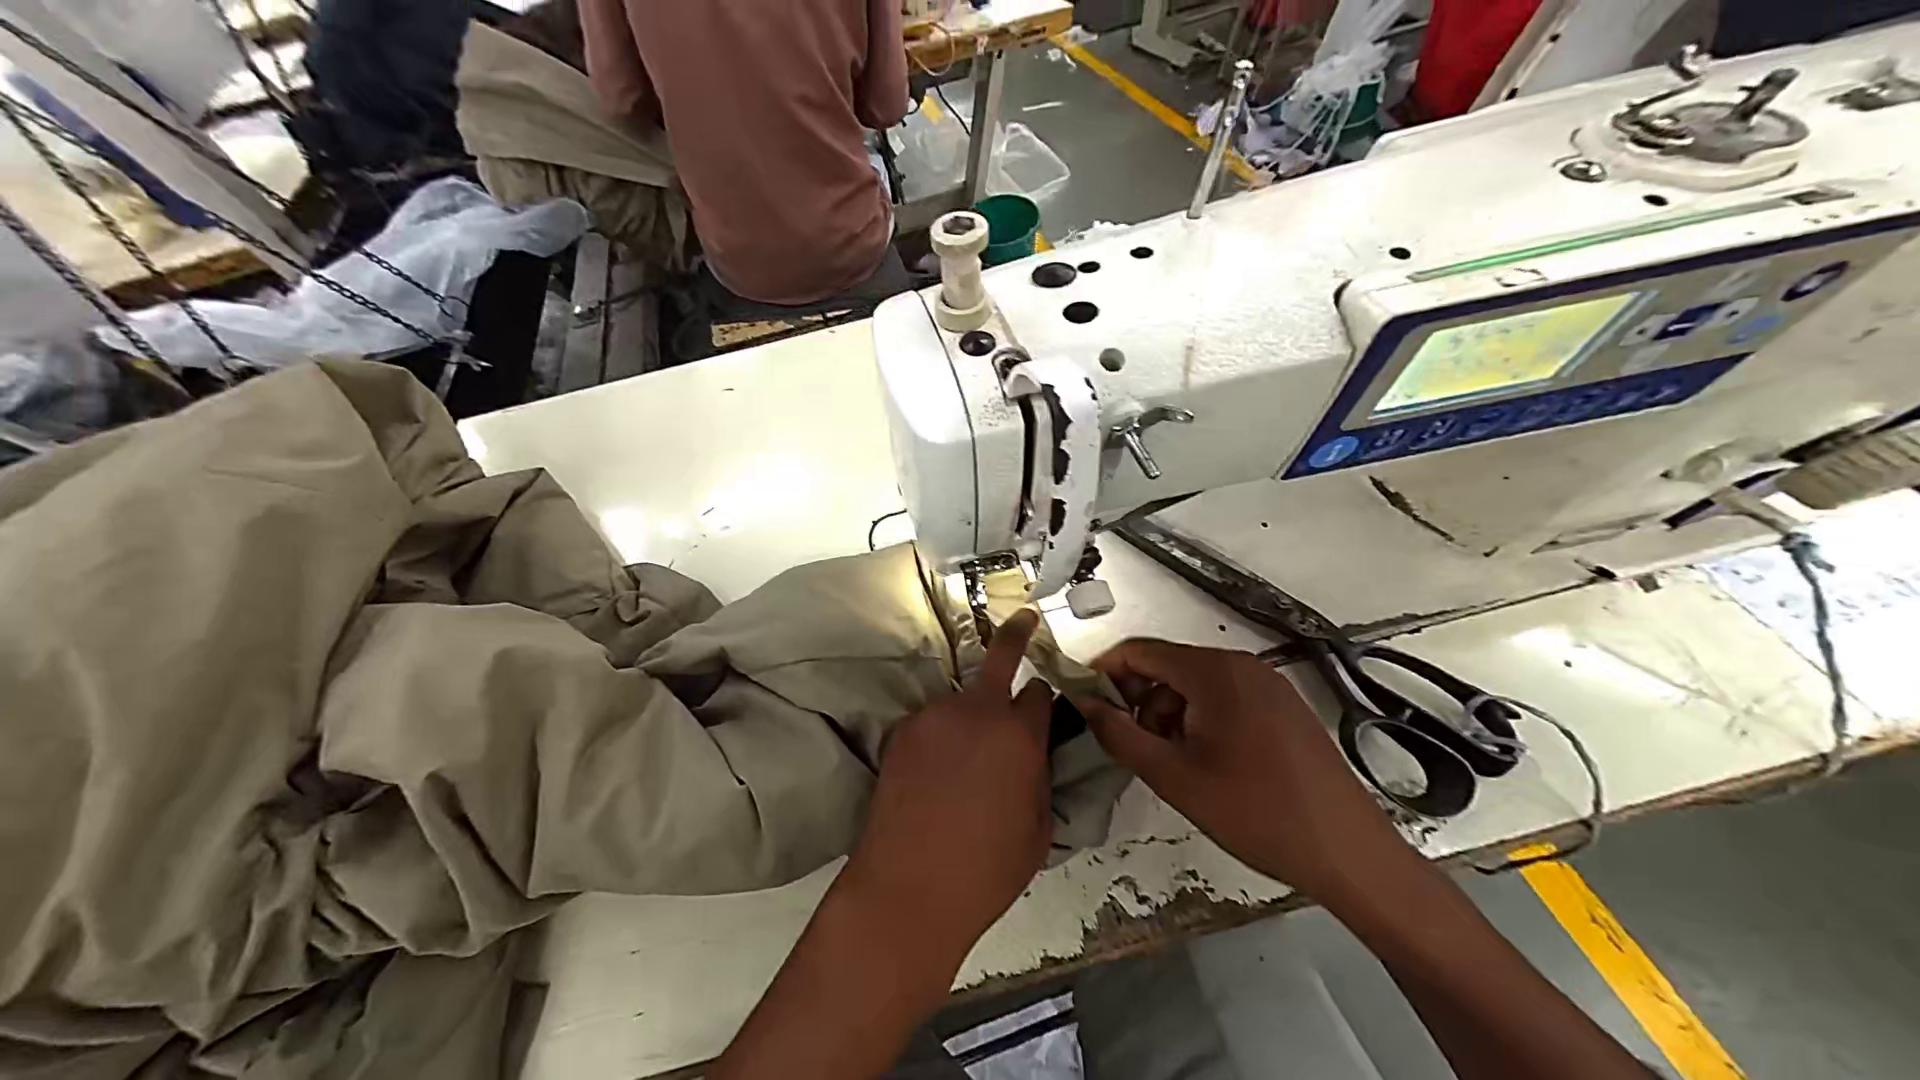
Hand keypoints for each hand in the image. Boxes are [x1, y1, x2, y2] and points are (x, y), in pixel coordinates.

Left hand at [842, 610, 1053, 958]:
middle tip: (1025, 618)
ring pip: (961, 700)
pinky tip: (932, 774)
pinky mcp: (902, 731)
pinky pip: (930, 723)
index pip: (1040, 693)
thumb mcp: (1038, 827)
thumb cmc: (986, 870)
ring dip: (968, 717)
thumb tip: (1033, 752)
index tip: (1041, 709)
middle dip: (1017, 634)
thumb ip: (1038, 774)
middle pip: (1000, 656)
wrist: (908, 889)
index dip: (1043, 700)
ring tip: (959, 763)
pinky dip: (938, 737)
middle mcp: (976, 711)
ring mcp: (934, 716)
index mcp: (1020, 735)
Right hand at [1074, 640, 1414, 904]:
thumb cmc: (1255, 812)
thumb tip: (1086, 704)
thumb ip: (1120, 735)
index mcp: (1215, 672)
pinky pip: (1225, 696)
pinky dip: (1200, 717)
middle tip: (1130, 741)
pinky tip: (1203, 760)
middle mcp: (1243, 666)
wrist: (1347, 851)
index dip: (1106, 670)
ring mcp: (1269, 685)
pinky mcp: (1284, 706)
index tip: (1085, 699)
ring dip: (1169, 711)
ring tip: (1168, 759)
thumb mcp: (1173, 777)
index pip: (1142, 651)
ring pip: (1196, 683)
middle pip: (1169, 665)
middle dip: (1140, 697)